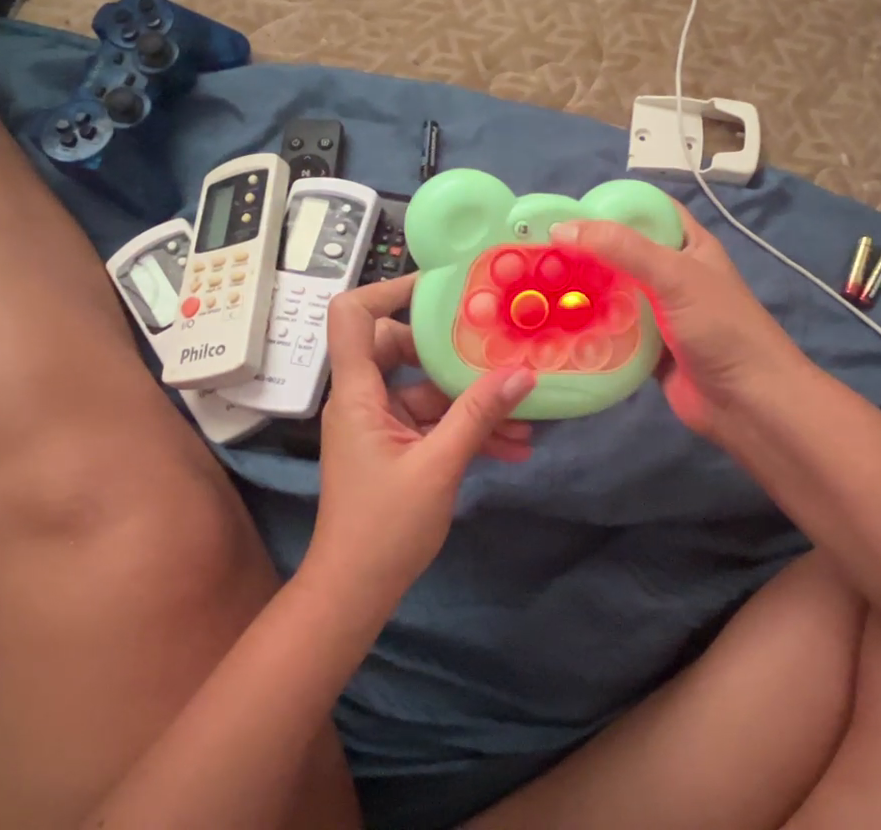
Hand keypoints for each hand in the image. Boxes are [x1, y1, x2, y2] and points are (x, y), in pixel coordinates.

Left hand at [309, 274, 536, 599]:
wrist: (355, 590)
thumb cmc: (385, 528)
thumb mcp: (439, 467)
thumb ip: (478, 415)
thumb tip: (522, 372)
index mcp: (357, 393)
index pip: (353, 316)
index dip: (389, 290)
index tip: (442, 289)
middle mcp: (364, 399)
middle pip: (401, 346)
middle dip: (453, 350)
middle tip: (498, 346)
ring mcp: (381, 424)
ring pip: (428, 390)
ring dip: (473, 401)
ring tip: (526, 417)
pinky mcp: (397, 447)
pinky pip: (434, 422)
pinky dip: (468, 428)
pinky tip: (514, 447)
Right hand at [552, 205, 801, 440]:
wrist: (748, 403)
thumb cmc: (720, 328)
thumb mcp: (674, 276)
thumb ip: (622, 249)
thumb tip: (562, 228)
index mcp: (689, 246)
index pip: (649, 211)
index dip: (613, 206)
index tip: (568, 211)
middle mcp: (673, 276)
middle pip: (622, 255)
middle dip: (586, 253)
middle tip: (540, 253)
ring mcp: (660, 315)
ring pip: (613, 295)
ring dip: (583, 294)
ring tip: (537, 288)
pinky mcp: (648, 350)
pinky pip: (612, 333)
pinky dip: (589, 330)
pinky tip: (556, 327)